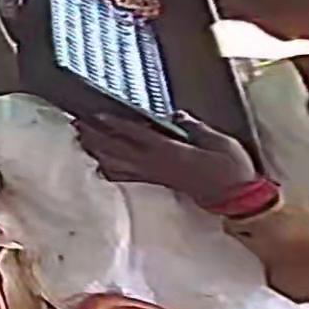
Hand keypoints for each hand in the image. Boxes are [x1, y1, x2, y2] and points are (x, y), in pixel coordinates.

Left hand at [77, 111, 256, 206]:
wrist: (230, 194)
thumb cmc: (228, 166)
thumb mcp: (220, 141)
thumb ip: (195, 127)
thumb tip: (176, 115)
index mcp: (167, 150)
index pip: (133, 134)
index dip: (113, 124)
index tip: (96, 115)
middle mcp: (150, 162)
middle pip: (113, 147)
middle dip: (93, 135)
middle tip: (77, 123)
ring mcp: (146, 173)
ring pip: (111, 161)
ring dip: (93, 149)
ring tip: (81, 138)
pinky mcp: (148, 180)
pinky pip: (120, 175)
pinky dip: (104, 168)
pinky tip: (95, 162)